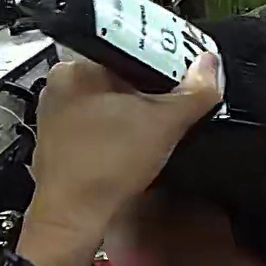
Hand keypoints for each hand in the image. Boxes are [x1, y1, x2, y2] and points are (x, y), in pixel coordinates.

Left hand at [19, 54, 221, 265]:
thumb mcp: (165, 123)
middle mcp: (61, 84)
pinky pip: (96, 119)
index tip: (184, 70)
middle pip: (120, 72)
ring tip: (158, 122)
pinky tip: (134, 141)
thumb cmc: (109, 166)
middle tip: (176, 99)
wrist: (74, 219)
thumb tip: (210, 64)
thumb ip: (194, 91)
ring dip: (135, 106)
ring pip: (108, 96)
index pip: (130, 46)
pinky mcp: (59, 138)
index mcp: (78, 67)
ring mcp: (56, 113)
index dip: (163, 57)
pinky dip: (118, 124)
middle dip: (151, 84)